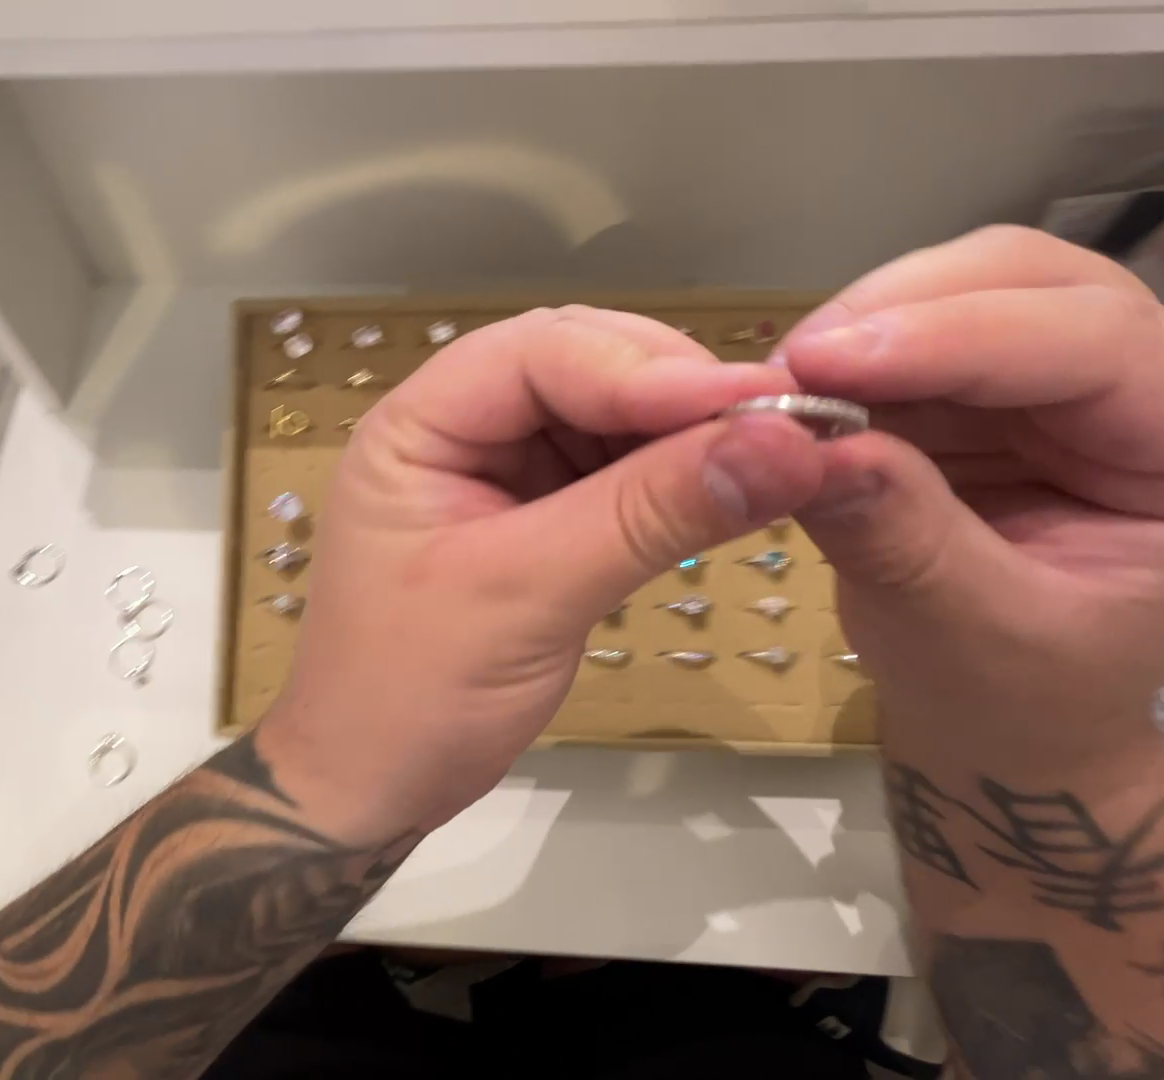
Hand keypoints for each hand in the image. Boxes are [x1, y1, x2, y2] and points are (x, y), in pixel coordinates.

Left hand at [258, 307, 823, 843]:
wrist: (372, 780)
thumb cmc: (414, 693)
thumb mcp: (527, 596)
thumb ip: (649, 515)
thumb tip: (790, 445)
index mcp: (414, 429)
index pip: (535, 354)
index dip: (642, 367)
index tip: (755, 403)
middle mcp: (452, 432)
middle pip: (572, 367)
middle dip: (668, 390)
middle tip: (772, 428)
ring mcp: (490, 475)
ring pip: (599, 416)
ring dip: (677, 432)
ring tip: (762, 459)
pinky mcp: (527, 518)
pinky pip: (606, 473)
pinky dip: (664, 478)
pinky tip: (715, 493)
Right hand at [781, 226, 1163, 752]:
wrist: (994, 711)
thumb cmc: (1011, 690)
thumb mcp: (961, 631)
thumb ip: (899, 537)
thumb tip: (809, 449)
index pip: (1102, 346)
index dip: (956, 338)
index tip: (818, 361)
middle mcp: (1157, 392)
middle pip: (1040, 280)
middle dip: (903, 309)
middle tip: (791, 364)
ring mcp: (1064, 384)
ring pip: (968, 287)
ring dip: (863, 324)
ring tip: (785, 384)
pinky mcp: (984, 394)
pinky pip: (909, 337)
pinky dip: (846, 356)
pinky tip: (802, 391)